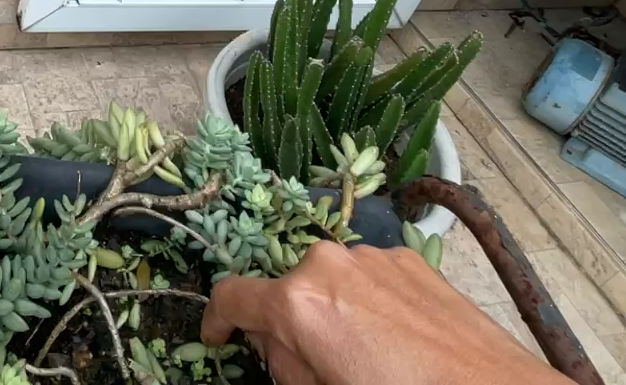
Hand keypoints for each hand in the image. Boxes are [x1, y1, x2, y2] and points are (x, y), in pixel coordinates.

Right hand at [201, 239, 570, 384]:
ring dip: (331, 313)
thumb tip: (280, 348)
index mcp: (300, 304)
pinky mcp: (409, 258)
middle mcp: (326, 263)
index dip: (217, 319)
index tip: (216, 340)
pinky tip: (402, 342)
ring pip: (328, 281)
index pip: (233, 296)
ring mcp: (370, 255)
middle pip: (285, 290)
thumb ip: (290, 370)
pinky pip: (368, 276)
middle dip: (289, 327)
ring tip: (370, 359)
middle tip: (317, 370)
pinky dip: (368, 303)